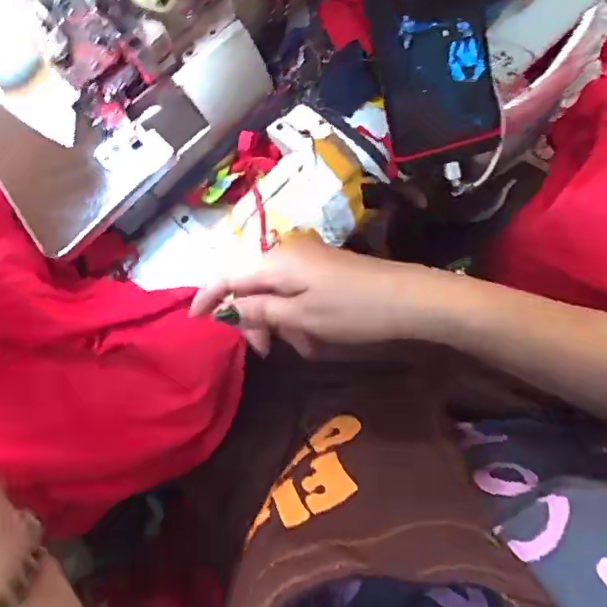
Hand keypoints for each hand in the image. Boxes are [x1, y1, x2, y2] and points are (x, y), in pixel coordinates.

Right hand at [189, 238, 475, 356]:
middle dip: (253, 319)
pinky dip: (296, 314)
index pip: (226, 277)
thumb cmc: (353, 310)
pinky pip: (294, 292)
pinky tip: (315, 336)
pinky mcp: (322, 269)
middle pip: (249, 286)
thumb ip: (258, 312)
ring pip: (273, 293)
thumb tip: (224, 309)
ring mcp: (305, 260)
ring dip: (279, 321)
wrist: (414, 299)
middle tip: (266, 352)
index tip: (193, 322)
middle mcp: (284, 254)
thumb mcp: (301, 317)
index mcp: (274, 262)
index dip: (207, 298)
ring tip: (303, 347)